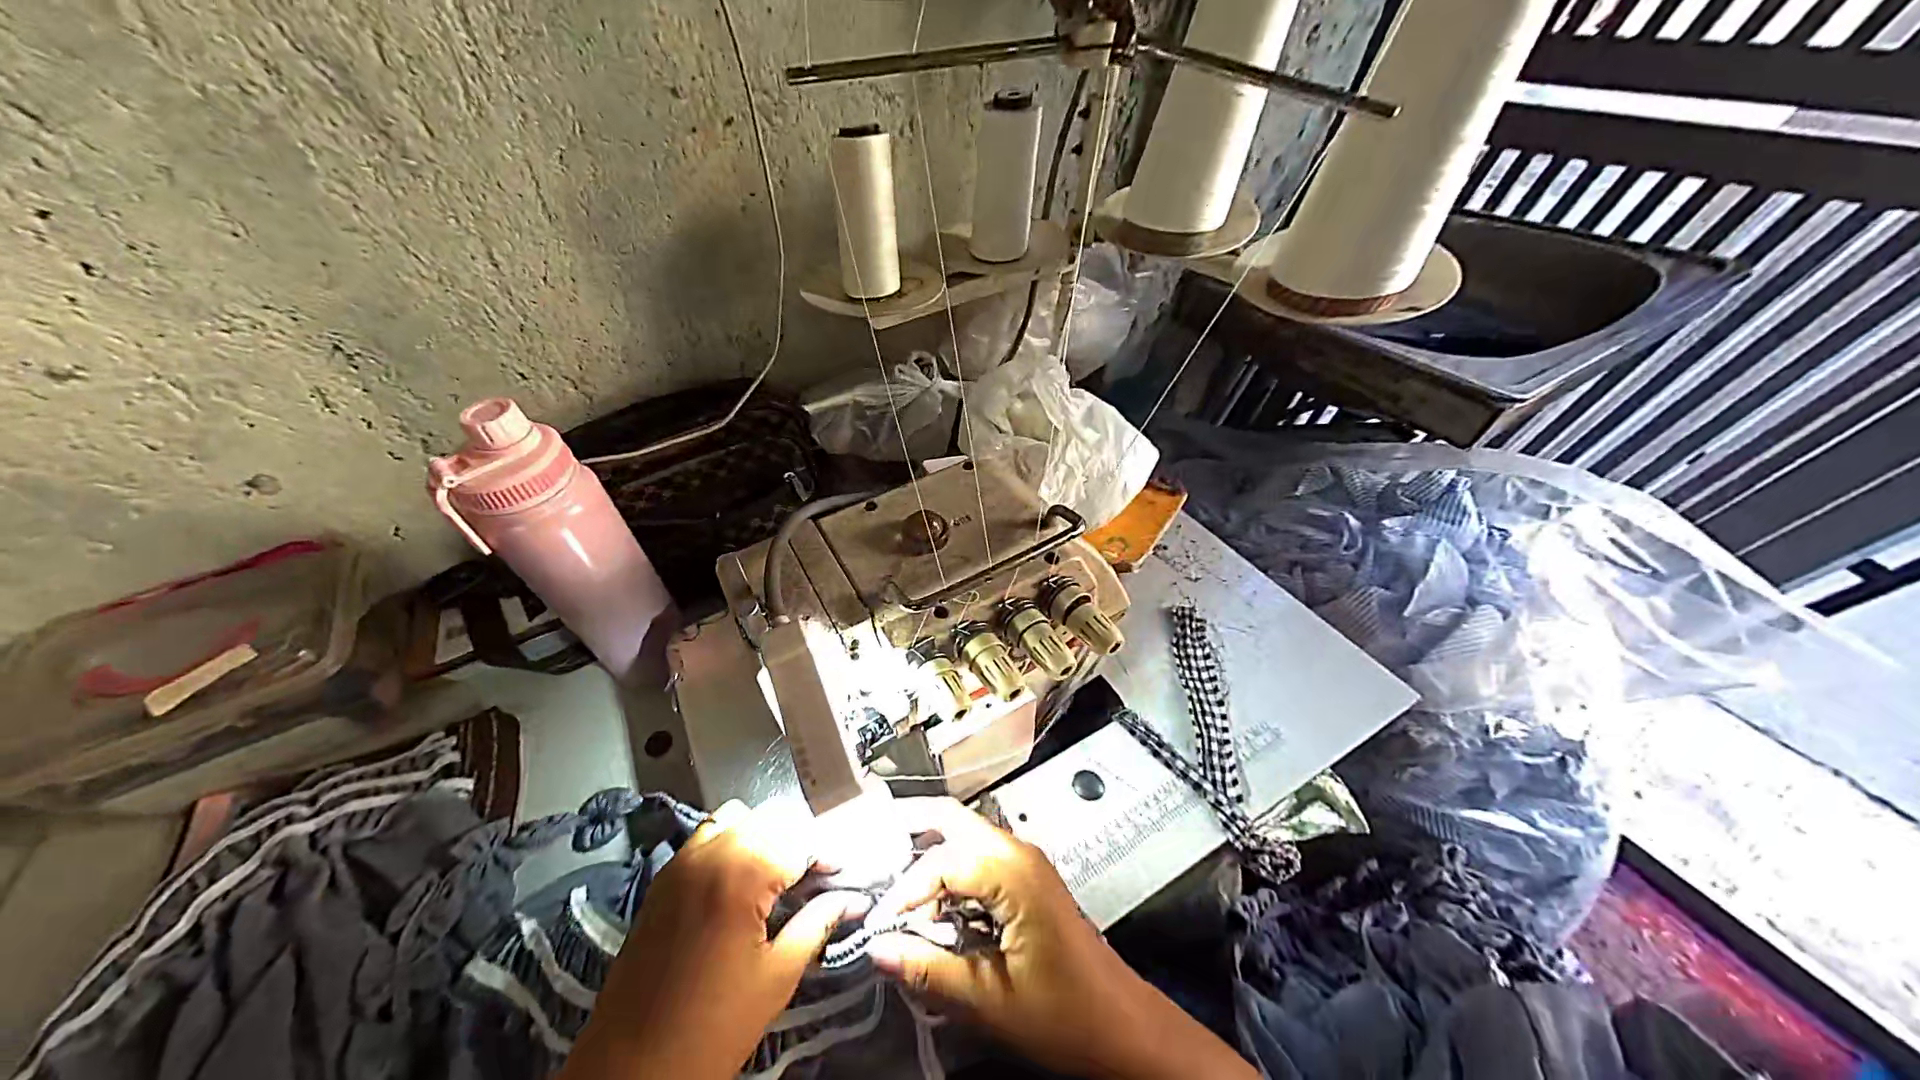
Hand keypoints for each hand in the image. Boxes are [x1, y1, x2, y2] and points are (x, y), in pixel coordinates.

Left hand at [560, 800, 862, 1079]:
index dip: (826, 857)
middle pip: (770, 820)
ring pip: (737, 819)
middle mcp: (710, 852)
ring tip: (779, 876)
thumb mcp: (777, 976)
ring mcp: (681, 862)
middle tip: (815, 878)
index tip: (840, 878)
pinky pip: (707, 837)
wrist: (631, 1068)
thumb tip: (852, 899)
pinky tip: (743, 880)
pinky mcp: (662, 879)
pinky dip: (732, 843)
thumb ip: (818, 924)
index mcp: (742, 873)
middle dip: (798, 842)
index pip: (800, 840)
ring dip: (764, 837)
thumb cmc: (713, 1026)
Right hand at [865, 798, 1256, 1079]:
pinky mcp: (1028, 881)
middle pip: (953, 820)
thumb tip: (878, 948)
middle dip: (909, 831)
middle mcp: (1019, 854)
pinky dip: (951, 874)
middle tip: (872, 855)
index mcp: (1012, 872)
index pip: (940, 861)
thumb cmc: (1067, 1015)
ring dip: (930, 856)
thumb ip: (929, 969)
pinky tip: (934, 907)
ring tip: (898, 892)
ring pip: (965, 838)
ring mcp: (1026, 864)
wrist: (1124, 1028)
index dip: (904, 890)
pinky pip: (980, 860)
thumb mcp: (990, 1000)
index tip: (880, 924)